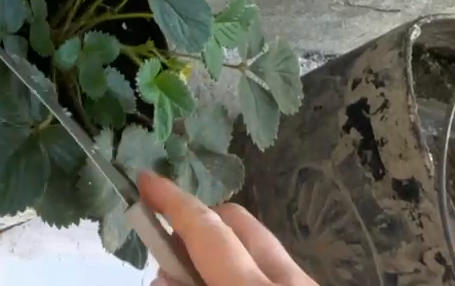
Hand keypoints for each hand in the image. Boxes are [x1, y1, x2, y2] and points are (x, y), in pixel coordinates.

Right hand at [138, 172, 316, 285]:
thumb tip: (163, 276)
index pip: (205, 228)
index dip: (170, 200)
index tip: (143, 179)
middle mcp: (292, 279)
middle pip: (238, 222)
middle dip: (199, 219)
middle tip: (169, 244)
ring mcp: (311, 285)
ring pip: (261, 247)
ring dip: (224, 250)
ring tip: (198, 272)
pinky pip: (278, 272)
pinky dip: (249, 272)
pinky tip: (228, 284)